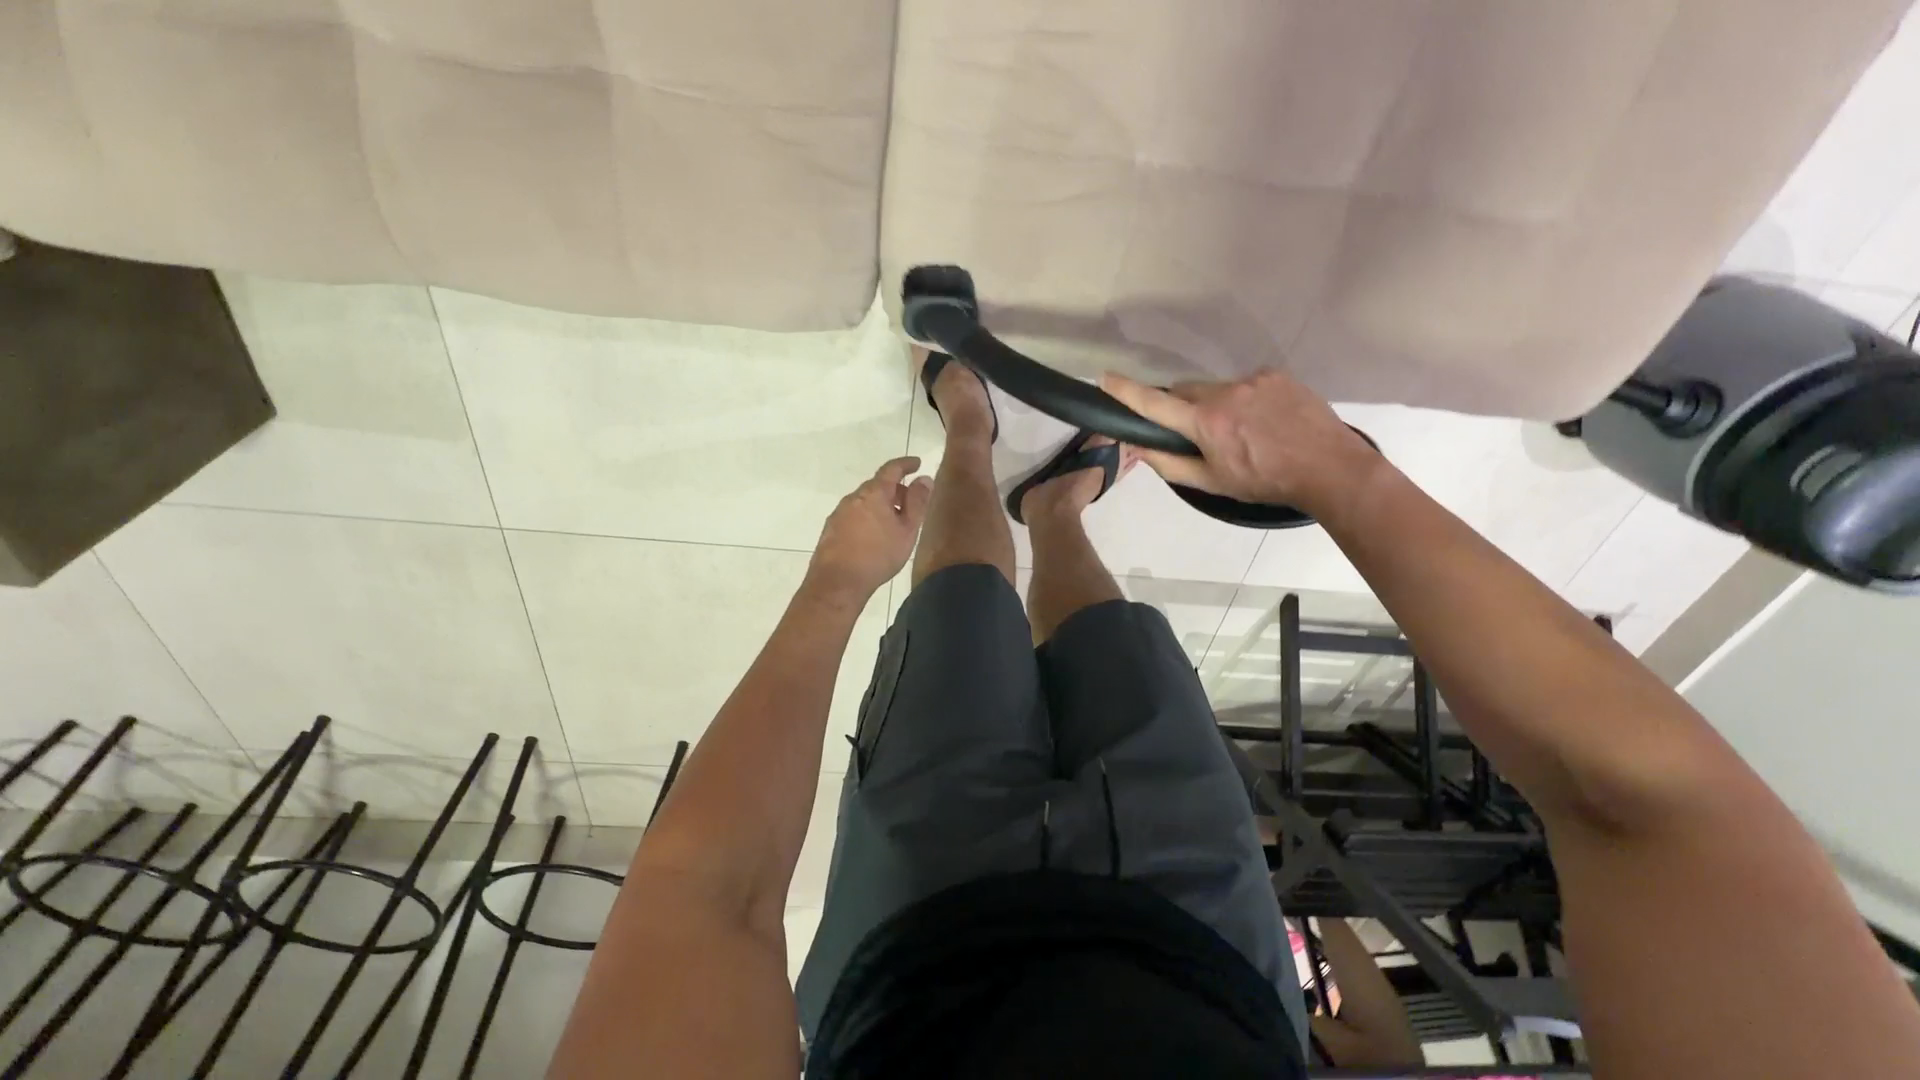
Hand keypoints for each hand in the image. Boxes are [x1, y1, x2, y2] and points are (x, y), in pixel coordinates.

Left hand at [806, 457, 933, 600]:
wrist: (838, 582)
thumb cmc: (878, 555)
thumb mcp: (906, 530)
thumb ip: (917, 503)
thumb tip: (924, 479)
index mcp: (873, 493)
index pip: (891, 469)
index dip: (906, 464)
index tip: (917, 464)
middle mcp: (853, 497)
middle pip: (877, 486)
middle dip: (895, 490)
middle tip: (911, 503)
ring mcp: (839, 513)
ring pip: (864, 502)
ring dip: (881, 506)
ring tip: (894, 524)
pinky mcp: (830, 529)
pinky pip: (854, 515)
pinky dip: (867, 518)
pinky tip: (873, 537)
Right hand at [1100, 370, 1385, 516]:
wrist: (1330, 468)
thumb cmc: (1266, 482)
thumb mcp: (1213, 483)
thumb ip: (1171, 465)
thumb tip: (1140, 450)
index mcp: (1205, 422)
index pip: (1155, 403)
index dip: (1127, 392)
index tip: (1105, 378)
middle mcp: (1225, 393)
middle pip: (1185, 392)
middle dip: (1182, 408)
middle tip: (1197, 435)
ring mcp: (1253, 380)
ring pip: (1217, 389)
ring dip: (1217, 405)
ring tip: (1243, 433)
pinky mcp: (1276, 375)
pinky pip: (1247, 384)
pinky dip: (1246, 400)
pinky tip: (1265, 422)